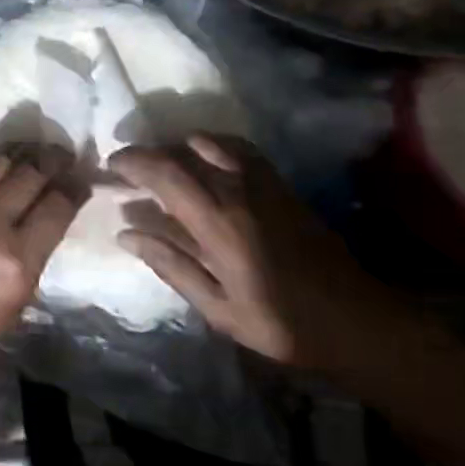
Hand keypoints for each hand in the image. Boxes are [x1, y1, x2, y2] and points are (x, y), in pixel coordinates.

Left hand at [0, 146, 83, 375]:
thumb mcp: (24, 292)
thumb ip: (40, 246)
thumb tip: (57, 208)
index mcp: (19, 261)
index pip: (57, 206)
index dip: (75, 187)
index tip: (83, 178)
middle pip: (32, 174)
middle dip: (55, 162)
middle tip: (66, 156)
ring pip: (2, 162)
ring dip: (24, 156)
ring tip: (35, 155)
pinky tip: (6, 166)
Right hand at [109, 135, 397, 375]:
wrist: (353, 318)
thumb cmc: (280, 323)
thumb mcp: (219, 309)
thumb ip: (172, 265)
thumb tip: (126, 234)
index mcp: (219, 224)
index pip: (166, 174)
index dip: (133, 162)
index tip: (111, 165)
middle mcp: (238, 190)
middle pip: (182, 152)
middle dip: (147, 152)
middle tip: (126, 163)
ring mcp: (261, 181)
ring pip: (209, 142)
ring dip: (177, 144)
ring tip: (161, 161)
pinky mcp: (278, 181)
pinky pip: (237, 146)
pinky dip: (211, 143)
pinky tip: (203, 157)